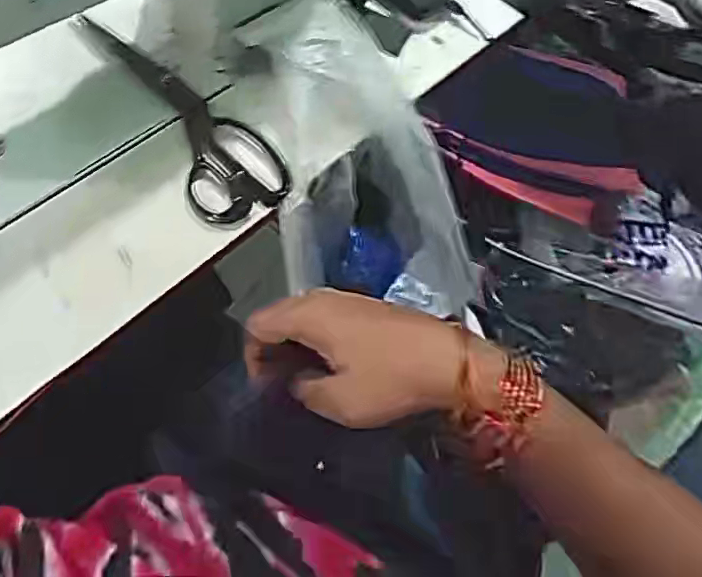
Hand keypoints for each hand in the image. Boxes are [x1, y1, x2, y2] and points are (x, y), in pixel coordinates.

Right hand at [244, 289, 505, 427]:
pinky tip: (331, 365)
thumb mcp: (341, 402)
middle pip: (273, 317)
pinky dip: (313, 339)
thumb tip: (294, 383)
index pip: (255, 326)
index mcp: (305, 314)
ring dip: (292, 345)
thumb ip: (304, 392)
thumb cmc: (392, 378)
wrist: (449, 359)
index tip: (266, 389)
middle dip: (271, 351)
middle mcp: (316, 297)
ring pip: (296, 316)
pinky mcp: (357, 305)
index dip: (252, 358)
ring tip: (306, 380)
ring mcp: (338, 298)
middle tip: (282, 387)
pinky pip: (318, 317)